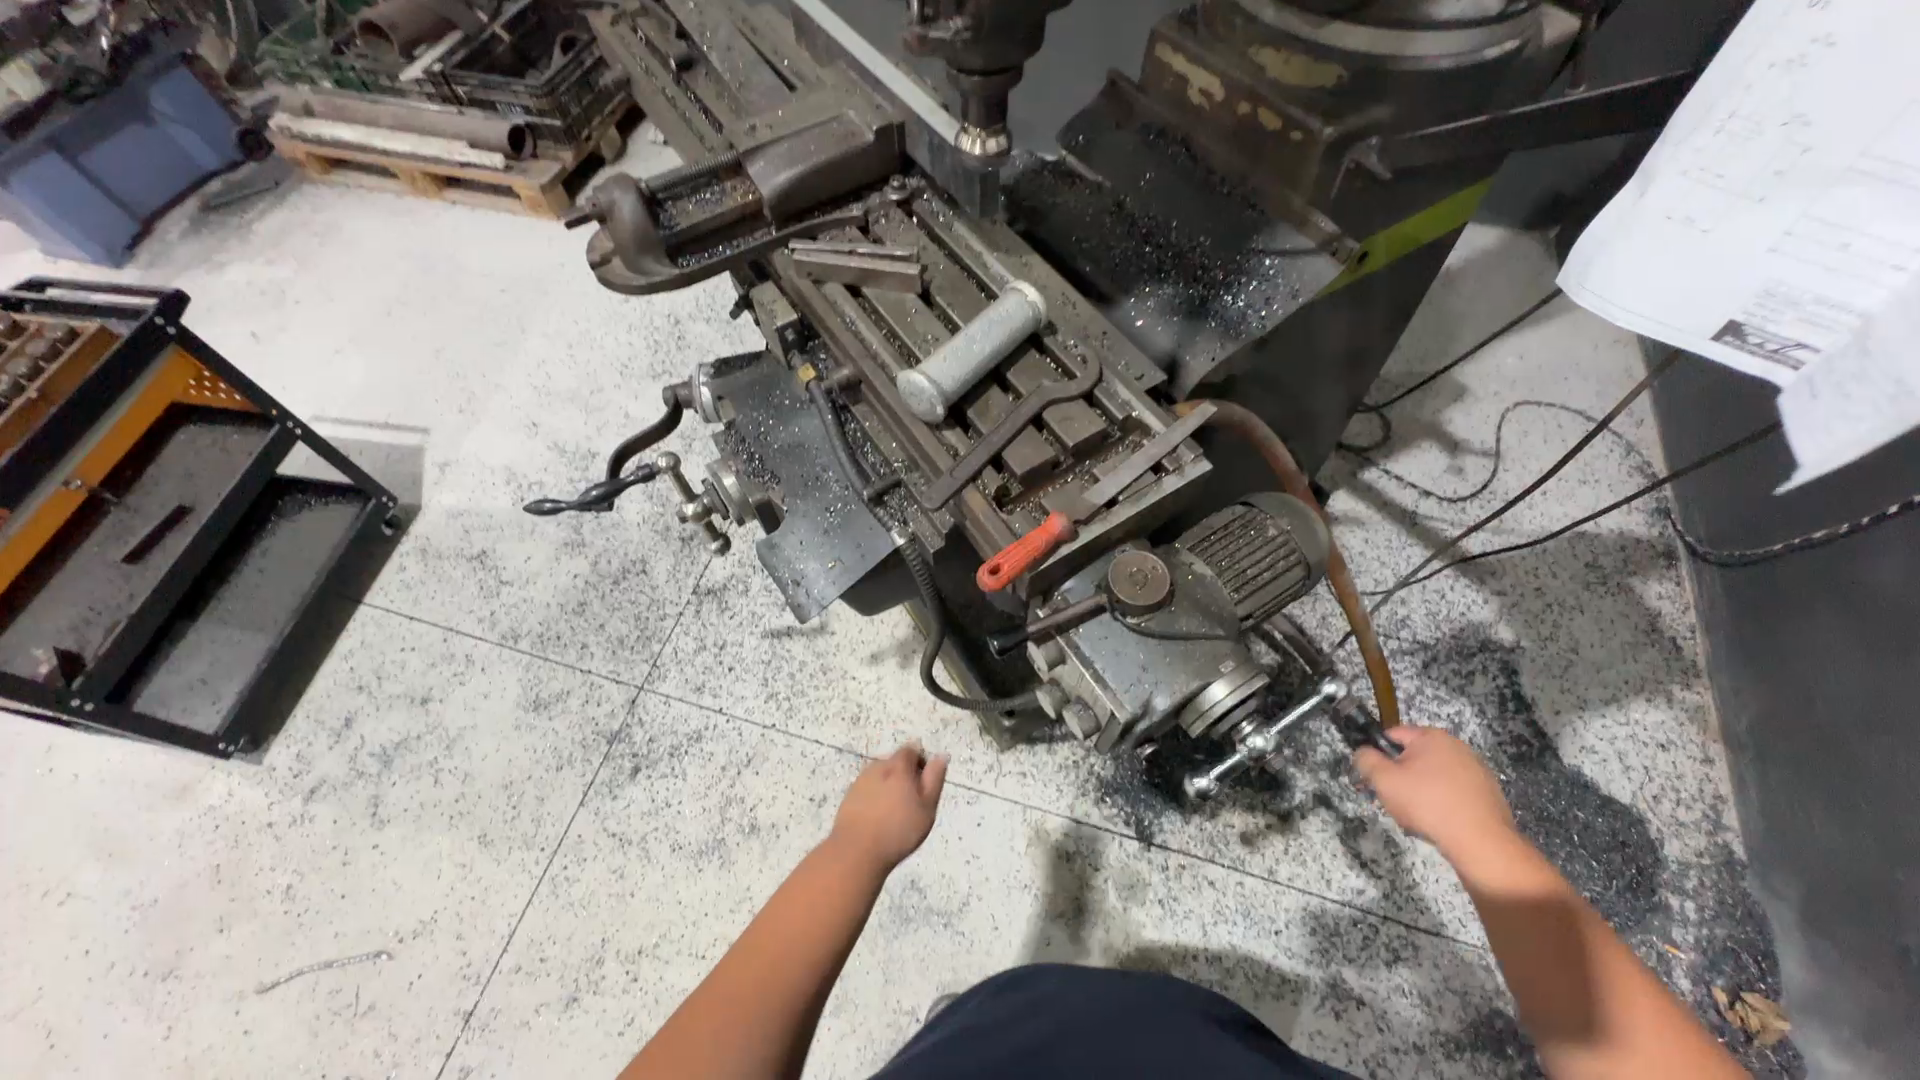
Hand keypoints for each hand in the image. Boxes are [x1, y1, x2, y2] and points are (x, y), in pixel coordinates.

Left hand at [827, 744, 947, 873]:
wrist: (857, 851)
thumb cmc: (899, 830)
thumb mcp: (927, 806)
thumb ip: (934, 778)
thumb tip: (941, 756)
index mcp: (897, 766)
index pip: (911, 750)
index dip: (920, 763)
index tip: (924, 786)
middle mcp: (877, 767)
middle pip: (894, 763)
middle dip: (904, 776)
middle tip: (911, 803)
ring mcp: (860, 782)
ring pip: (879, 777)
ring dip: (888, 787)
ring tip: (893, 814)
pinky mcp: (848, 797)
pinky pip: (867, 790)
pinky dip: (874, 799)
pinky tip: (877, 819)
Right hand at [1354, 726, 1514, 859]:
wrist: (1480, 841)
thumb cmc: (1427, 804)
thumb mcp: (1383, 780)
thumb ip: (1366, 760)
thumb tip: (1363, 752)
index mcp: (1432, 737)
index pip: (1393, 735)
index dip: (1378, 754)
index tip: (1375, 777)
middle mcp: (1457, 746)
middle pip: (1414, 757)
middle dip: (1400, 777)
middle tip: (1393, 800)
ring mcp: (1476, 770)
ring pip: (1434, 777)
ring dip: (1421, 791)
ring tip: (1417, 816)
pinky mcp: (1488, 792)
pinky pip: (1453, 792)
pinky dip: (1442, 803)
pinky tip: (1439, 822)